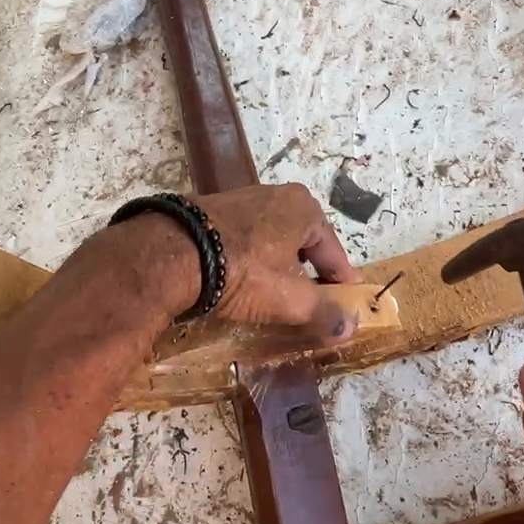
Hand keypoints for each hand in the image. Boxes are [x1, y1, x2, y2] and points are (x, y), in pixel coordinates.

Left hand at [195, 183, 362, 339]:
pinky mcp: (213, 213)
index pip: (334, 252)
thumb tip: (351, 327)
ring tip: (277, 296)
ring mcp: (243, 201)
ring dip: (279, 268)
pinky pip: (246, 240)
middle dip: (310, 274)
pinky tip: (244, 282)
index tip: (346, 303)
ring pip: (273, 242)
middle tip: (312, 303)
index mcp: (304, 208)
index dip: (341, 282)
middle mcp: (277, 196)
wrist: (172, 253)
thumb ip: (325, 312)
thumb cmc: (244, 271)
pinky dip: (252, 261)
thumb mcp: (290, 298)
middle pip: (304, 244)